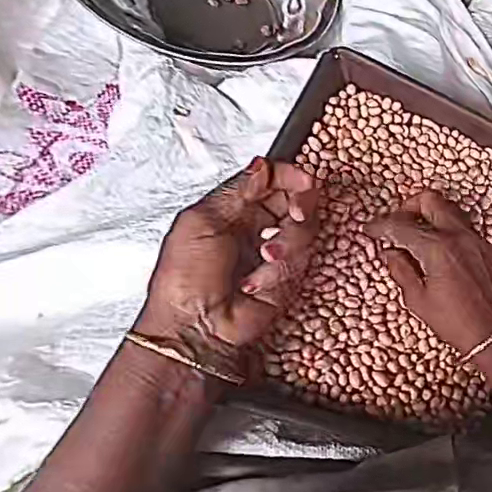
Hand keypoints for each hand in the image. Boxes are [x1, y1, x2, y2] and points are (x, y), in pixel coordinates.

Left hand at [136, 156, 322, 350]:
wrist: (197, 326)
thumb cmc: (185, 280)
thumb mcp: (201, 222)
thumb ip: (236, 191)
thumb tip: (262, 165)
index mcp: (233, 209)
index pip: (271, 180)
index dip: (290, 176)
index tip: (303, 178)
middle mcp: (258, 227)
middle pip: (297, 200)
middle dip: (302, 205)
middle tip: (297, 213)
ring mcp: (278, 251)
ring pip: (306, 230)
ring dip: (288, 243)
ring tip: (265, 258)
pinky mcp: (291, 276)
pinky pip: (304, 260)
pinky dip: (282, 270)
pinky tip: (258, 281)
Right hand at [364, 189, 491, 353]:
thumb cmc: (456, 322)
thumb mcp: (418, 299)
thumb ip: (400, 270)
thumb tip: (391, 252)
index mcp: (438, 249)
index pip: (401, 225)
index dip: (381, 226)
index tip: (371, 230)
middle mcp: (460, 237)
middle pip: (430, 200)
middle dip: (408, 207)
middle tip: (396, 225)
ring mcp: (477, 240)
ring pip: (449, 209)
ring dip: (429, 215)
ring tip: (415, 237)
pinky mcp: (487, 248)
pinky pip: (463, 226)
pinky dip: (446, 229)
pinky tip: (437, 250)